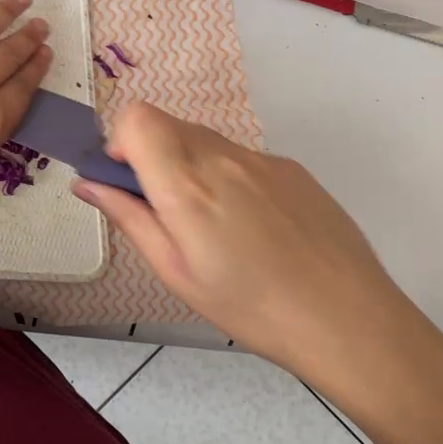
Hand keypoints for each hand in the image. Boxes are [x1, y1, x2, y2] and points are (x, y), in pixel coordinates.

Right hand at [73, 102, 411, 374]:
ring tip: (216, 223)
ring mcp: (261, 160)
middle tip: (166, 207)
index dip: (122, 139)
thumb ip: (127, 217)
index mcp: (185, 184)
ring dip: (190, 164)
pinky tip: (255, 227)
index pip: (136, 117)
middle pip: (165, 123)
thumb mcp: (174, 271)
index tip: (129, 178)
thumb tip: (86, 182)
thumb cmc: (251, 306)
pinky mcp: (293, 169)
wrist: (356, 326)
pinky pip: (241, 157)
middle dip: (151, 153)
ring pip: (202, 139)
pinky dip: (230, 176)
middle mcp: (220, 158)